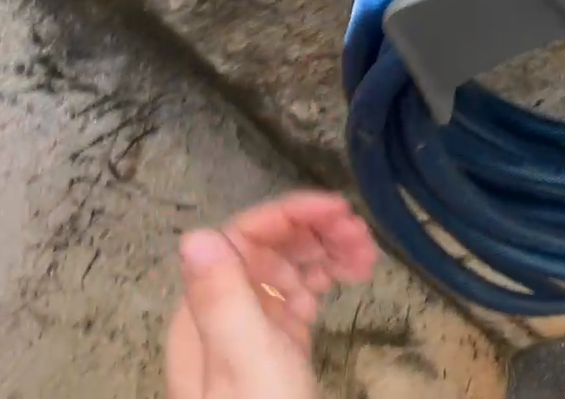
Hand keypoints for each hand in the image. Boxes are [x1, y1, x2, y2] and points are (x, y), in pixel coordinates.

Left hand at [166, 191, 378, 398]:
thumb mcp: (244, 356)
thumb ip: (222, 297)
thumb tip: (195, 234)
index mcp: (205, 309)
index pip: (243, 237)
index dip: (291, 214)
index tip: (341, 208)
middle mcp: (224, 309)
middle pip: (273, 246)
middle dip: (319, 231)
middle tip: (363, 234)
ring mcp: (251, 324)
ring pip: (294, 263)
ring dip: (333, 249)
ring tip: (369, 254)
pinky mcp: (277, 337)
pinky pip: (305, 288)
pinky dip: (333, 273)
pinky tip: (357, 274)